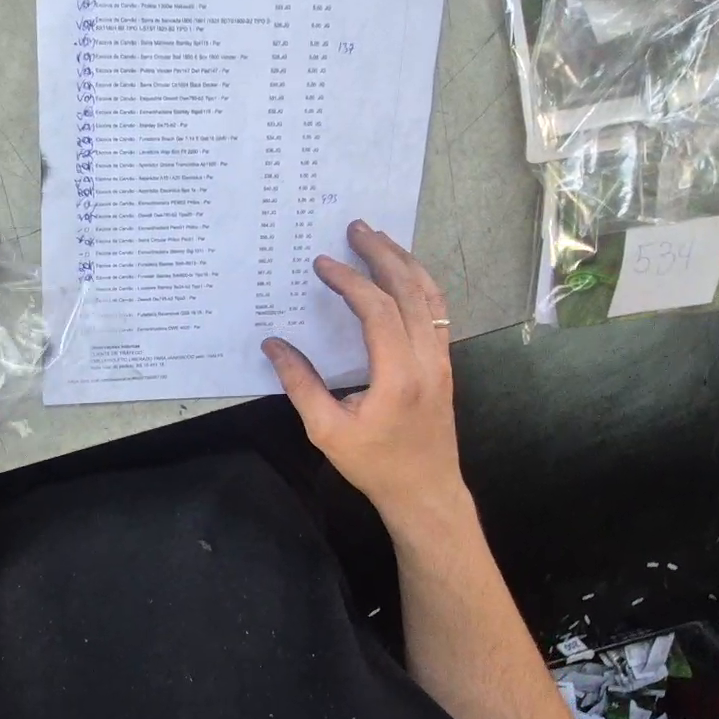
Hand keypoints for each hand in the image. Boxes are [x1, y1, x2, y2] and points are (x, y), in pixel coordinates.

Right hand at [261, 220, 467, 527]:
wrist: (425, 490)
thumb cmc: (374, 464)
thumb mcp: (326, 430)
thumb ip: (300, 384)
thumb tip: (274, 345)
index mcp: (398, 375)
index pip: (377, 310)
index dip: (350, 282)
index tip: (324, 263)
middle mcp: (427, 358)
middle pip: (411, 290)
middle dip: (383, 254)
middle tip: (357, 227)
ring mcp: (442, 358)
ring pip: (431, 295)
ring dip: (405, 263)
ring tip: (380, 240)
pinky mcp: (444, 363)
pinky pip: (437, 311)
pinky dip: (419, 284)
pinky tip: (403, 275)